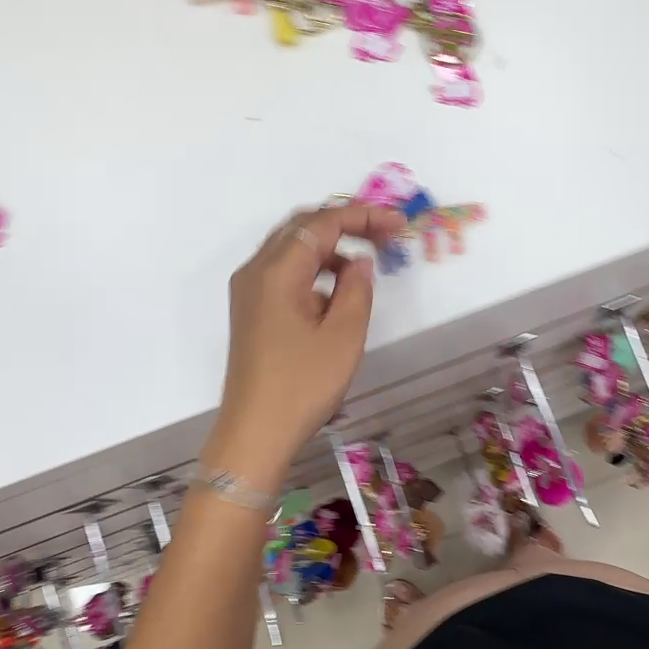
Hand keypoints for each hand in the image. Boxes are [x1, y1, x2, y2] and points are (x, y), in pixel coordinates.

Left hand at [203, 205, 405, 484]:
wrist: (256, 432)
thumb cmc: (302, 385)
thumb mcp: (343, 336)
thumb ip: (357, 289)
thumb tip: (359, 263)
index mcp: (276, 271)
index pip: (322, 223)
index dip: (363, 216)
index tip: (400, 224)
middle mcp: (256, 272)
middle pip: (302, 228)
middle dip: (345, 224)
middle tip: (386, 235)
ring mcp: (249, 293)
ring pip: (291, 250)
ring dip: (329, 248)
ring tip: (366, 267)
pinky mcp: (251, 313)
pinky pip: (283, 274)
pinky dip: (313, 270)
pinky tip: (337, 293)